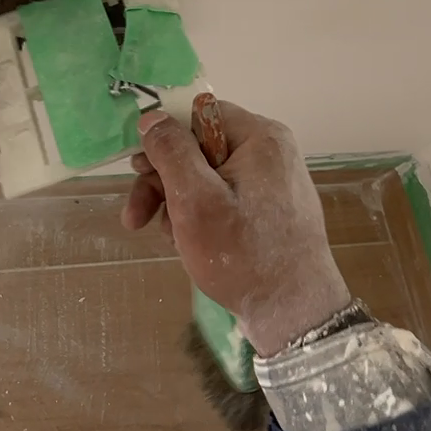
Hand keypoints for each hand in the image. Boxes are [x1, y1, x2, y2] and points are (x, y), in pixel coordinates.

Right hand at [121, 101, 350, 355]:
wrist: (295, 315)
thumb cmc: (243, 255)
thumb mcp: (195, 200)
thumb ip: (171, 152)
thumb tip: (151, 117)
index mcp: (260, 137)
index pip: (199, 114)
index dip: (164, 137)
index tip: (138, 168)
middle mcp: (269, 152)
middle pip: (198, 148)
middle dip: (162, 181)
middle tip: (135, 215)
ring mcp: (270, 182)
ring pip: (205, 176)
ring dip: (175, 203)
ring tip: (165, 238)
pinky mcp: (267, 210)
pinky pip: (221, 198)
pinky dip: (198, 217)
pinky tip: (186, 244)